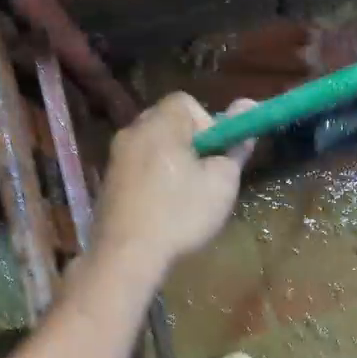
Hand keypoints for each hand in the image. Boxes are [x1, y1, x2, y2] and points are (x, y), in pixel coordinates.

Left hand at [94, 93, 252, 272]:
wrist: (127, 255)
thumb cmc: (180, 214)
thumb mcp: (221, 182)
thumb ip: (234, 145)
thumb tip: (248, 105)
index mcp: (160, 123)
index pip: (187, 102)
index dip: (209, 124)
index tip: (216, 156)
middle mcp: (132, 131)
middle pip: (169, 123)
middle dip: (191, 144)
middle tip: (205, 177)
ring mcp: (115, 158)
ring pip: (154, 148)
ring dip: (172, 164)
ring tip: (184, 198)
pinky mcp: (108, 183)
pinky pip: (139, 169)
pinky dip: (154, 181)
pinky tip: (162, 210)